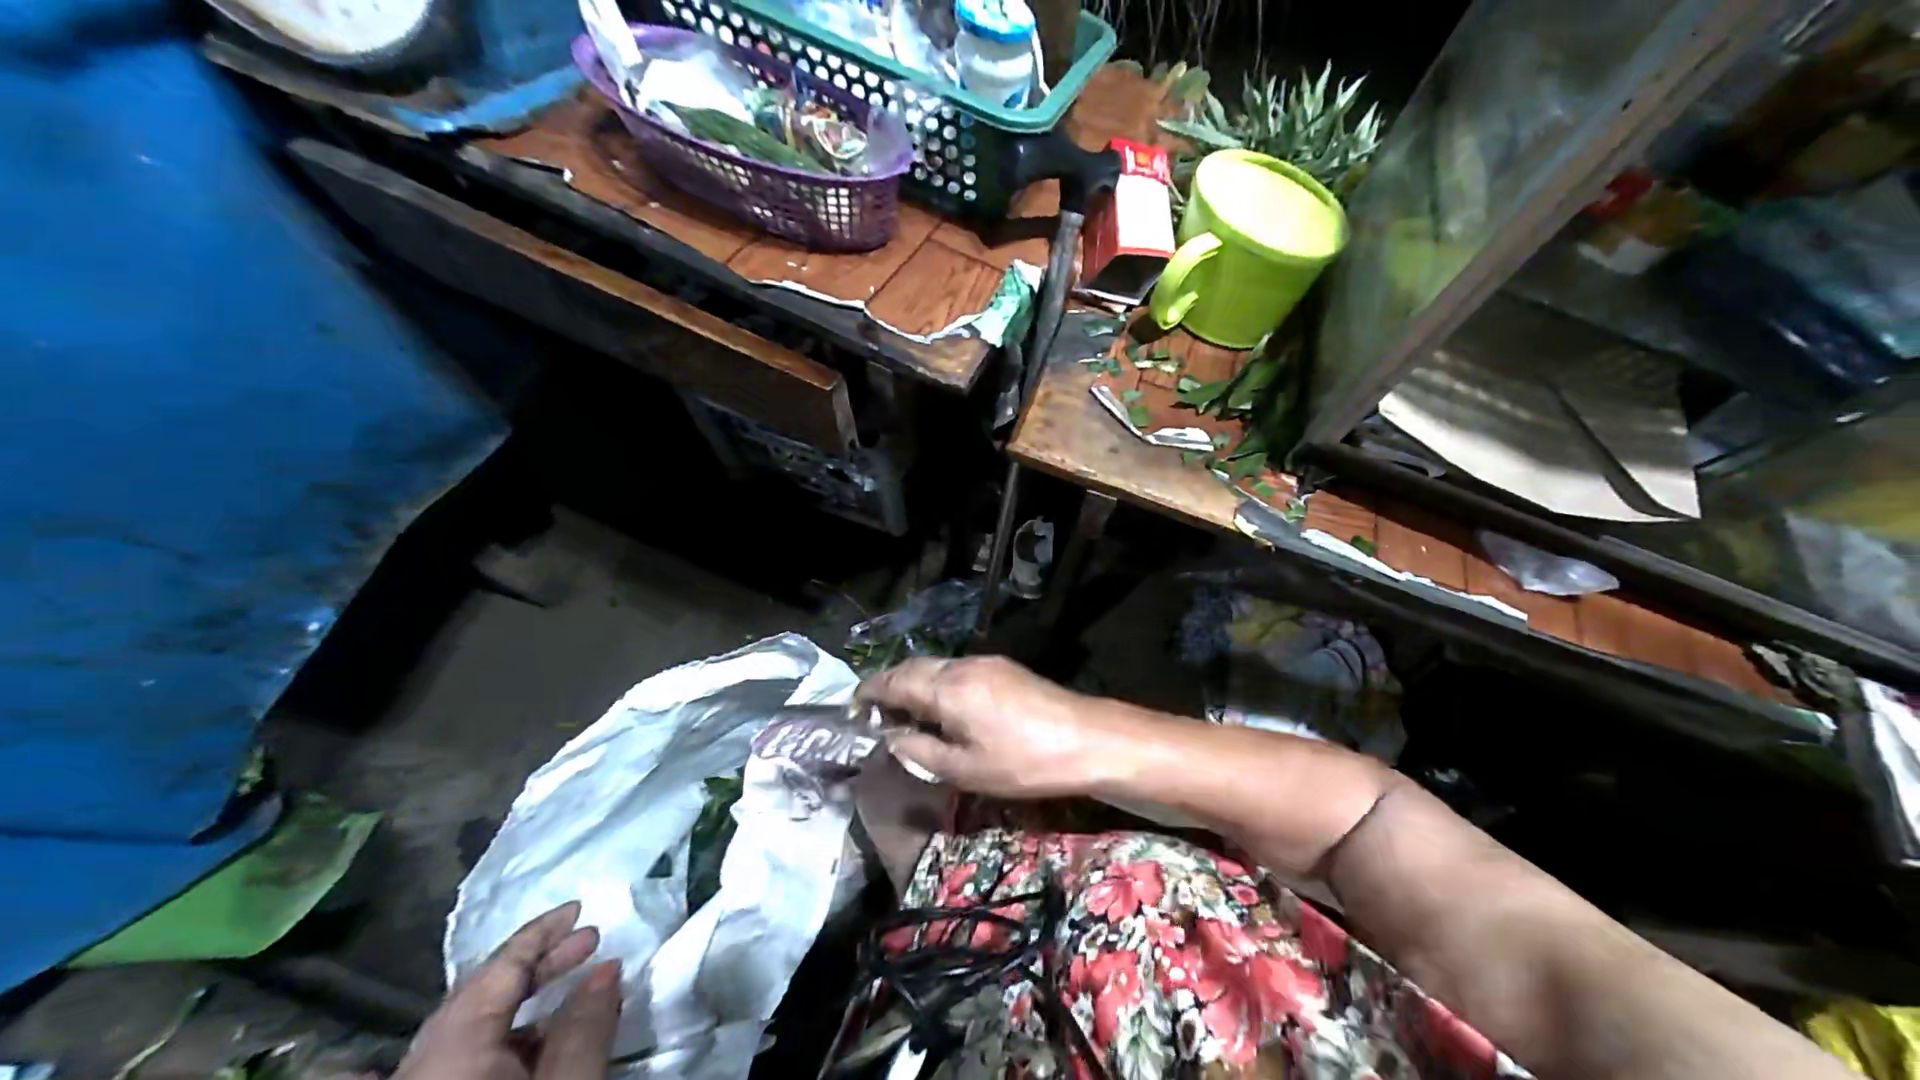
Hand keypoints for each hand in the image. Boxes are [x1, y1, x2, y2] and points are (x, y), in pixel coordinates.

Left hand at [395, 902, 620, 1079]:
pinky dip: (501, 1035)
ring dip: (522, 1001)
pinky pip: (456, 1058)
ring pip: (466, 1029)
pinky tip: (537, 1039)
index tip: (581, 907)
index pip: (498, 970)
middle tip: (588, 941)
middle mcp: (418, 1063)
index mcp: (450, 1048)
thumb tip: (607, 969)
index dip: (542, 933)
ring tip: (573, 988)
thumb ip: (585, 1027)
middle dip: (536, 963)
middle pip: (477, 995)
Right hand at [857, 656, 1122, 796]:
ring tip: (907, 716)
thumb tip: (892, 738)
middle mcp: (961, 665)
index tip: (853, 710)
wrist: (1087, 739)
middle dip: (888, 686)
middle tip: (876, 715)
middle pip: (912, 666)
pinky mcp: (1003, 668)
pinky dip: (937, 684)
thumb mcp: (965, 770)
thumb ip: (920, 751)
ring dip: (914, 684)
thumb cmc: (1023, 762)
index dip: (868, 692)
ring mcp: (985, 662)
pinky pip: (956, 670)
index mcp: (947, 688)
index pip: (893, 680)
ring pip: (935, 666)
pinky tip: (943, 710)